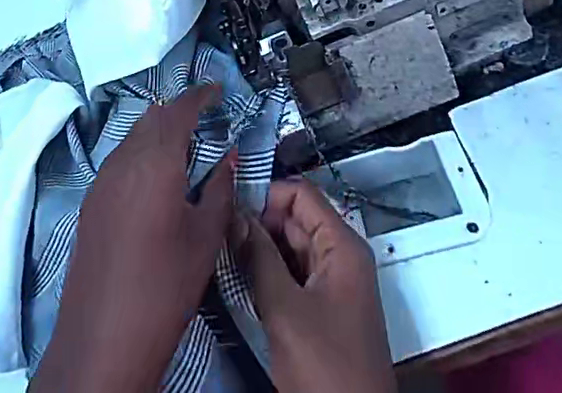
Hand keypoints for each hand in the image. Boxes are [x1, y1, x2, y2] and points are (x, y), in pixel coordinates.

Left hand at [32, 84, 234, 392]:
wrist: (103, 334)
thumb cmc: (165, 284)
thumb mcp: (205, 237)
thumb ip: (218, 189)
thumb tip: (226, 157)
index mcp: (155, 162)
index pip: (178, 111)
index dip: (198, 96)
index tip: (216, 91)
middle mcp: (124, 160)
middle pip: (152, 119)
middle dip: (178, 112)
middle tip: (204, 118)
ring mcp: (102, 179)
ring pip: (133, 138)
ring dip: (157, 132)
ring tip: (184, 146)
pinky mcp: (92, 200)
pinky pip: (120, 159)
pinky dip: (141, 153)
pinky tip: (156, 178)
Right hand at [235, 178, 394, 392]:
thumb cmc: (325, 367)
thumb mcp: (285, 308)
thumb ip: (258, 256)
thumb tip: (234, 214)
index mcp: (342, 246)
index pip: (300, 194)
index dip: (265, 195)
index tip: (230, 210)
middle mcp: (339, 255)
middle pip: (292, 217)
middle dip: (257, 223)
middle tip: (219, 235)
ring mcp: (331, 282)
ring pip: (288, 244)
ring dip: (258, 248)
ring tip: (224, 253)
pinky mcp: (320, 305)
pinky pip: (290, 271)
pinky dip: (265, 270)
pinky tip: (239, 276)